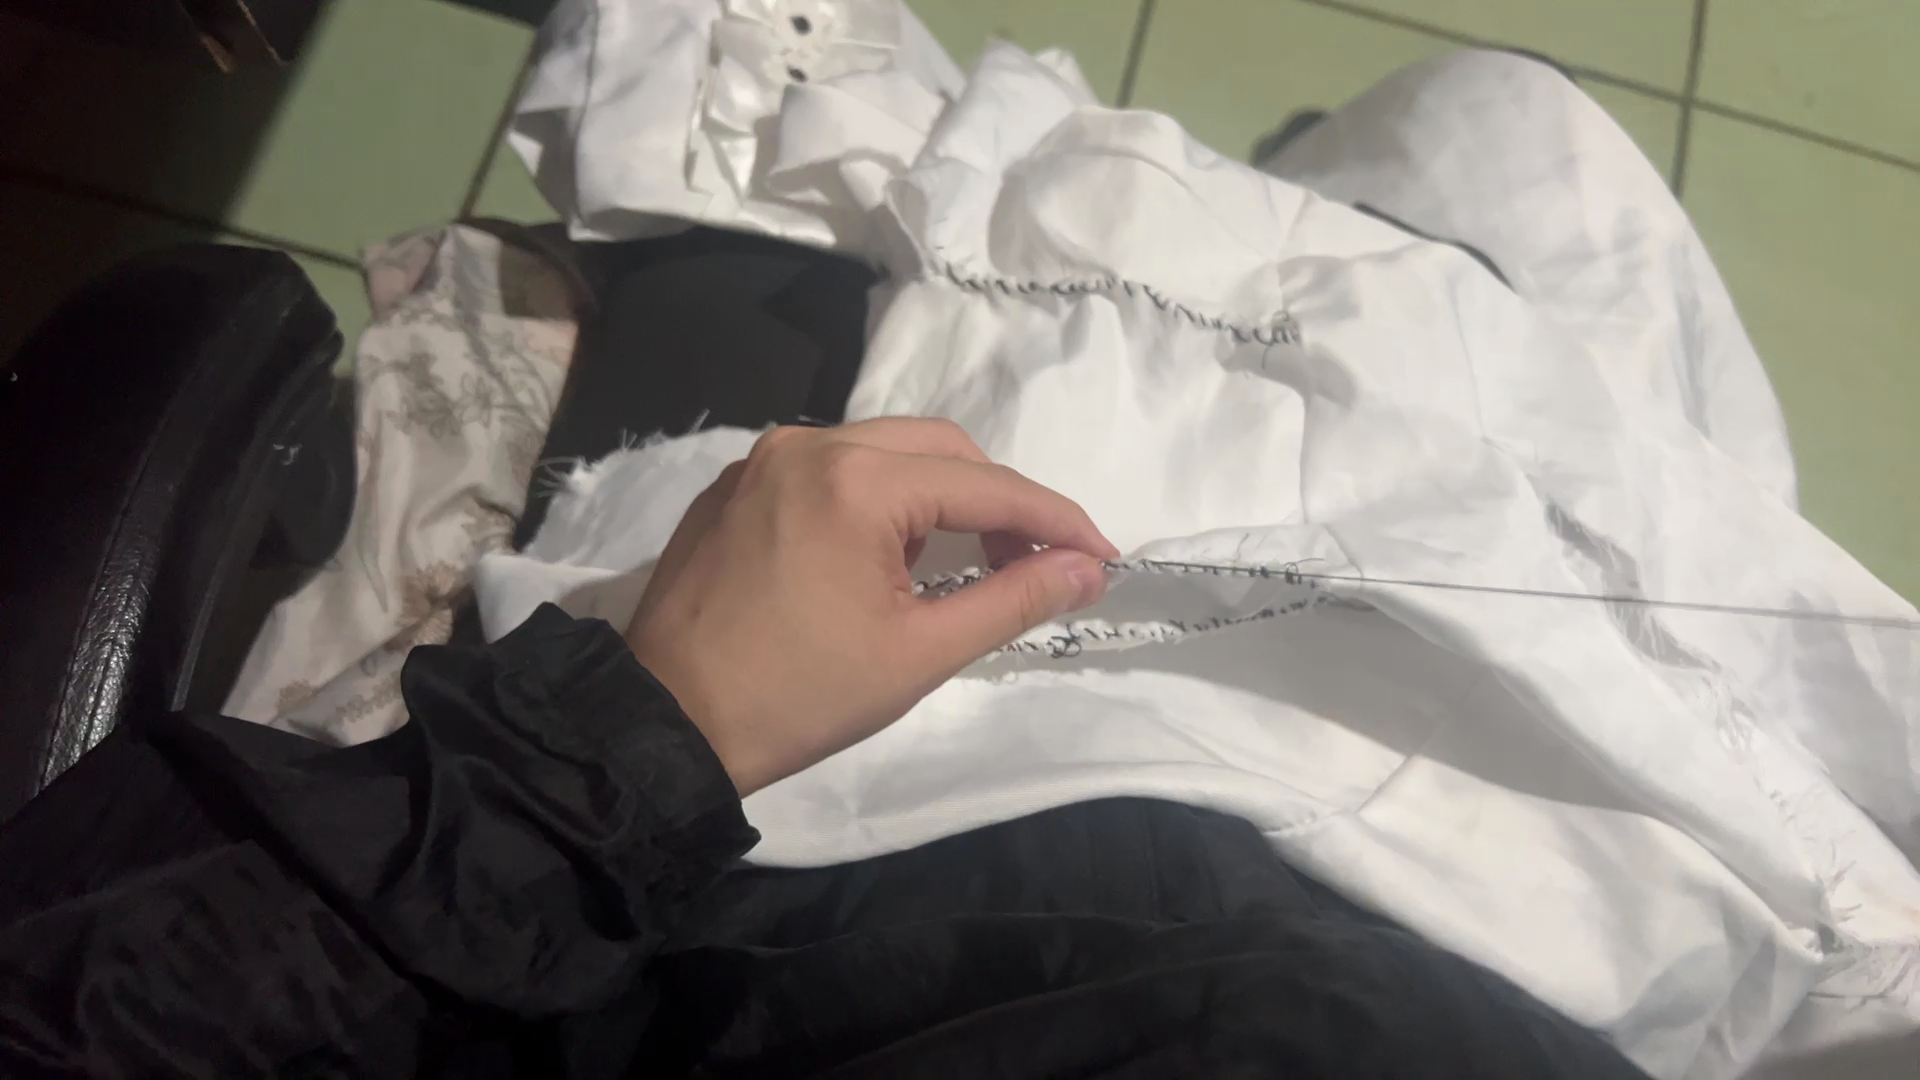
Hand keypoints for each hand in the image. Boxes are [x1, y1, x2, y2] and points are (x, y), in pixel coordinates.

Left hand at [625, 418, 1117, 794]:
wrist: (664, 727)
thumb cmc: (799, 696)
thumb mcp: (920, 653)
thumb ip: (1012, 599)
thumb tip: (1086, 569)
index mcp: (855, 479)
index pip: (986, 485)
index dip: (1055, 519)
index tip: (1101, 556)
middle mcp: (809, 443)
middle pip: (939, 449)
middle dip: (998, 501)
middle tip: (1032, 560)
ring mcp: (765, 457)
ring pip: (886, 451)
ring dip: (939, 497)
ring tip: (964, 559)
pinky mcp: (739, 482)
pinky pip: (835, 468)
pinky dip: (882, 498)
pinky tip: (886, 551)